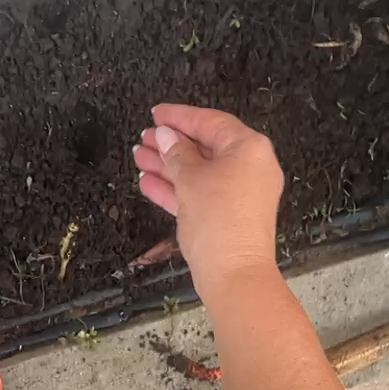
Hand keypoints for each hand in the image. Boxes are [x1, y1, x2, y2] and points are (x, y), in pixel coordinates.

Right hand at [134, 104, 284, 292]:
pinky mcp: (227, 217)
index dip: (180, 117)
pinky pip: (199, 194)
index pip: (210, 122)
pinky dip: (175, 189)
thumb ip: (176, 153)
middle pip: (204, 147)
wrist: (233, 275)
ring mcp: (239, 194)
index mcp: (249, 149)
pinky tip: (148, 183)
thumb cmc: (219, 223)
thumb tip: (164, 136)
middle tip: (143, 139)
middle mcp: (249, 168)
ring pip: (198, 172)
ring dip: (167, 166)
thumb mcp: (191, 180)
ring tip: (139, 158)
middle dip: (170, 144)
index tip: (156, 114)